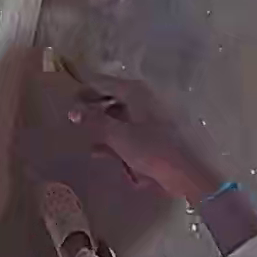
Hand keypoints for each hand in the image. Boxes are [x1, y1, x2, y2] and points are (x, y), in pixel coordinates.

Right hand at [56, 72, 224, 201]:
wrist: (189, 173)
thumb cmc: (152, 149)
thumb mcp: (118, 136)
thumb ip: (94, 122)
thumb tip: (72, 111)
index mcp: (136, 93)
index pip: (104, 82)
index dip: (85, 87)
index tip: (68, 95)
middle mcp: (145, 100)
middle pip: (113, 98)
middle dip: (94, 107)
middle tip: (74, 117)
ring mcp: (153, 117)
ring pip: (121, 115)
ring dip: (103, 125)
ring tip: (85, 137)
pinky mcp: (158, 135)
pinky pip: (130, 131)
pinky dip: (115, 138)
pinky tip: (101, 152)